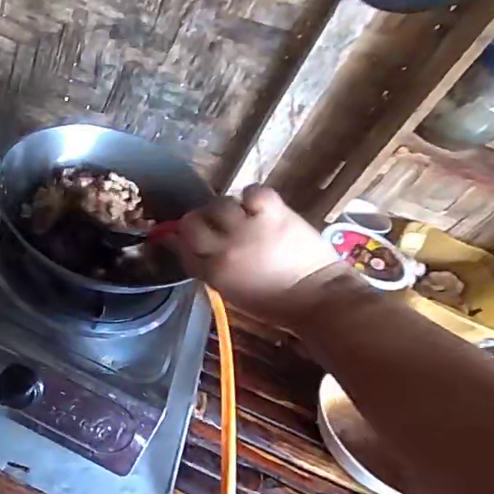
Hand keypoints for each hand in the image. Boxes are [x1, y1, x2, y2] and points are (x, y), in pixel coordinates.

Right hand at [166, 185, 343, 318]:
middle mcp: (225, 248)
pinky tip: (257, 206)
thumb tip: (179, 243)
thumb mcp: (227, 290)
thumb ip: (202, 266)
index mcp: (212, 271)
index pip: (181, 246)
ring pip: (219, 204)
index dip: (178, 237)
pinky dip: (252, 196)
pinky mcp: (274, 213)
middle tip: (210, 224)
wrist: (315, 295)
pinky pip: (252, 192)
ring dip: (224, 208)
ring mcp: (249, 228)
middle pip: (192, 221)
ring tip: (237, 215)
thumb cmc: (270, 301)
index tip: (181, 235)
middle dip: (197, 220)